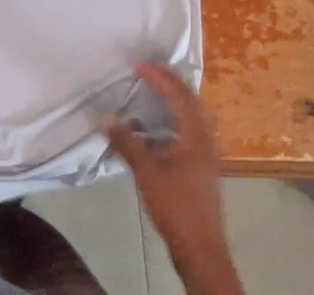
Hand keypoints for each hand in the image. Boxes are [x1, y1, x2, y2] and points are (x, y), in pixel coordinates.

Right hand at [103, 63, 240, 294]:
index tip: (140, 65)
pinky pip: (192, 131)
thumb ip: (127, 143)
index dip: (160, 79)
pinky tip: (158, 129)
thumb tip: (105, 117)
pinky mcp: (203, 168)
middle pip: (193, 102)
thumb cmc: (176, 208)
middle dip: (172, 83)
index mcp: (196, 138)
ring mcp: (207, 155)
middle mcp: (206, 141)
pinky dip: (176, 119)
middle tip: (151, 70)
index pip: (179, 97)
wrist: (201, 249)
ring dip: (177, 100)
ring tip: (156, 91)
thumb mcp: (147, 174)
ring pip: (195, 117)